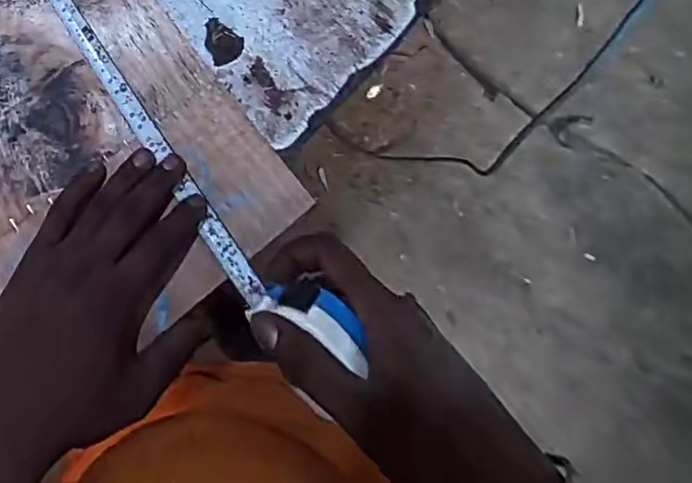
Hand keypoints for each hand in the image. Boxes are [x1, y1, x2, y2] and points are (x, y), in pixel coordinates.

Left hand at [0, 151, 213, 481]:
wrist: (12, 408)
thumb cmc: (79, 403)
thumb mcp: (138, 391)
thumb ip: (175, 350)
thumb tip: (211, 317)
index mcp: (120, 297)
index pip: (159, 245)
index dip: (182, 219)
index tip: (198, 199)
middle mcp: (91, 266)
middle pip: (130, 215)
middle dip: (156, 185)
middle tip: (175, 160)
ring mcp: (59, 257)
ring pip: (97, 207)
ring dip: (122, 179)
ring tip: (143, 154)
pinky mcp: (34, 256)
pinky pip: (58, 214)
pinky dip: (77, 189)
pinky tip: (94, 171)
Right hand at [262, 235, 556, 482]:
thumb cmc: (430, 442)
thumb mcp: (359, 410)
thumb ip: (307, 361)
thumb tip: (261, 319)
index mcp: (383, 308)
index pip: (327, 249)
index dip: (289, 256)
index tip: (265, 290)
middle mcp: (401, 309)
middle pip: (338, 280)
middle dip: (302, 301)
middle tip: (283, 340)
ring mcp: (419, 333)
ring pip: (356, 310)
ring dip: (325, 327)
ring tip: (314, 370)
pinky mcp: (430, 358)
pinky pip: (375, 332)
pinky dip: (349, 344)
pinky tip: (353, 389)